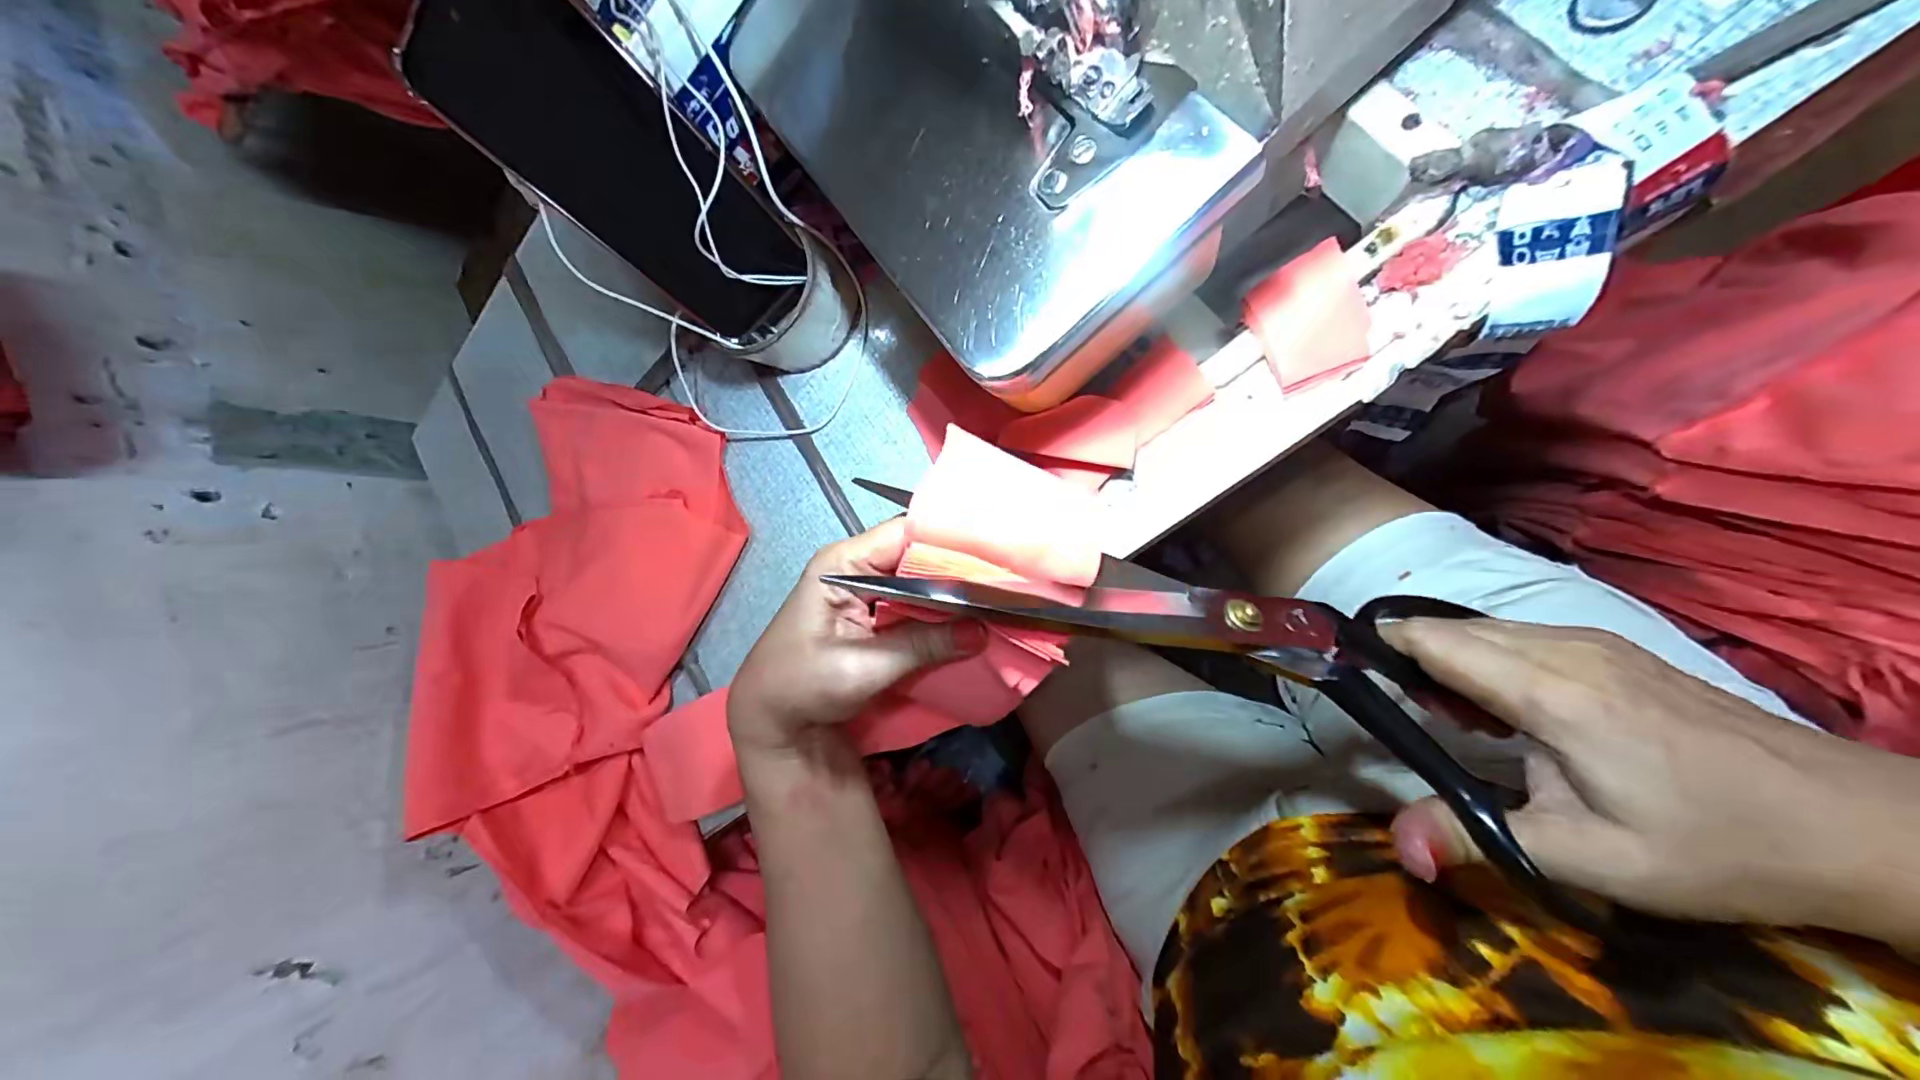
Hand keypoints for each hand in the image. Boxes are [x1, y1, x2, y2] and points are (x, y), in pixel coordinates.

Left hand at [728, 519, 987, 758]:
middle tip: (1005, 581)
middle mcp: (857, 567)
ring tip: (999, 596)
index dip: (948, 543)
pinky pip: (916, 600)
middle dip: (958, 568)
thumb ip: (921, 645)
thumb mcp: (863, 668)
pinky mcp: (877, 612)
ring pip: (920, 577)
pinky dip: (942, 609)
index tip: (992, 558)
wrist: (772, 720)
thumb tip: (981, 631)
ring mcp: (867, 589)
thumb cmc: (802, 686)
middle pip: (917, 553)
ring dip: (954, 590)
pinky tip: (973, 616)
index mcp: (842, 564)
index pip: (905, 534)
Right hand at [1381, 618, 1919, 940]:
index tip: (1350, 676)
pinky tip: (1509, 710)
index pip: (1434, 640)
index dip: (1382, 648)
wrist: (1859, 829)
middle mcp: (1565, 648)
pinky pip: (1519, 635)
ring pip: (1484, 629)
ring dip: (1450, 662)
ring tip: (1461, 724)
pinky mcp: (1612, 648)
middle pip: (1451, 630)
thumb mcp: (1590, 859)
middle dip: (1410, 661)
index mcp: (1551, 692)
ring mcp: (1594, 641)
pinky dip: (1488, 660)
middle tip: (1413, 724)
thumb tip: (1399, 848)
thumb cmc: (1714, 845)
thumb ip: (1480, 839)